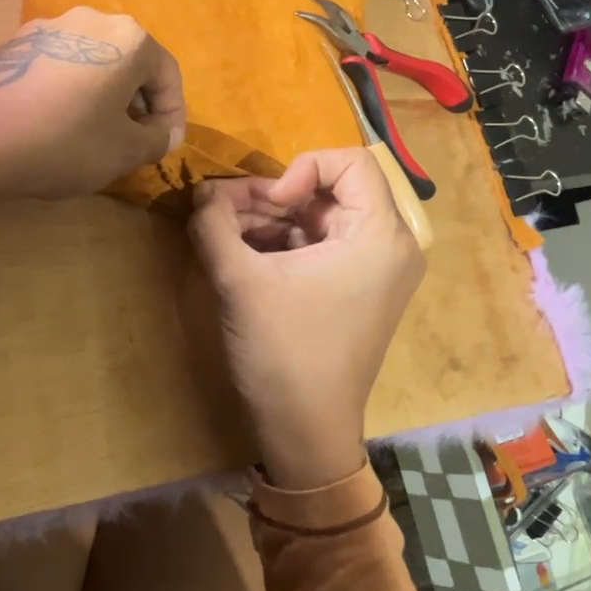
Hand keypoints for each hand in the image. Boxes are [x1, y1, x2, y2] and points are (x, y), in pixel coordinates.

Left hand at [0, 8, 185, 213]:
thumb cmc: (63, 143)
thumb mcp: (123, 152)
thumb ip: (156, 139)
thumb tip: (164, 133)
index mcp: (128, 38)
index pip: (168, 74)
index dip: (172, 115)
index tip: (162, 146)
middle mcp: (90, 19)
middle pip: (129, 63)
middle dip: (136, 103)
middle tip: (131, 142)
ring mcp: (47, 27)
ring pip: (92, 63)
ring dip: (102, 97)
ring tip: (92, 135)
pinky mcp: (15, 44)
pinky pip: (58, 67)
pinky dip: (68, 92)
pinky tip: (54, 123)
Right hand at [188, 150, 425, 489]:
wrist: (305, 429)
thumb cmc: (283, 350)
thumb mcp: (239, 279)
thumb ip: (214, 224)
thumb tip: (201, 192)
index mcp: (380, 236)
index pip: (350, 161)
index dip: (300, 168)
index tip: (270, 203)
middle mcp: (389, 246)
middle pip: (328, 189)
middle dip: (270, 196)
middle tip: (222, 214)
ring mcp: (373, 270)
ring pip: (317, 216)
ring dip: (268, 219)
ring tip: (223, 236)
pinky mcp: (354, 290)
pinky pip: (318, 244)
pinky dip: (279, 242)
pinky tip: (240, 256)